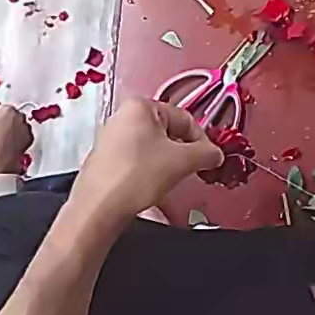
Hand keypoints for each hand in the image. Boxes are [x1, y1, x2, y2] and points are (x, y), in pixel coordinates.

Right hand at [0, 104, 33, 175]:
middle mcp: (20, 116)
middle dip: (7, 122)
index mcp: (6, 109)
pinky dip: (19, 139)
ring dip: (14, 130)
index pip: (2, 108)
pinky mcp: (30, 138)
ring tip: (3, 139)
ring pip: (20, 126)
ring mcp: (26, 127)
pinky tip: (9, 145)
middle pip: (13, 116)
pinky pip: (24, 136)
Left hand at [65, 98, 223, 228]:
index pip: (185, 119)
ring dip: (167, 162)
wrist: (98, 208)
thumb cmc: (139, 176)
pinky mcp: (104, 157)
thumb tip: (216, 154)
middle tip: (190, 170)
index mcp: (141, 106)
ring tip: (168, 180)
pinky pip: (137, 157)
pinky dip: (149, 168)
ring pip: (153, 146)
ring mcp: (110, 136)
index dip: (201, 140)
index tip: (209, 160)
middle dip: (183, 152)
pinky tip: (149, 185)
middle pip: (169, 131)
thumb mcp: (183, 161)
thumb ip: (207, 153)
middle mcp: (123, 115)